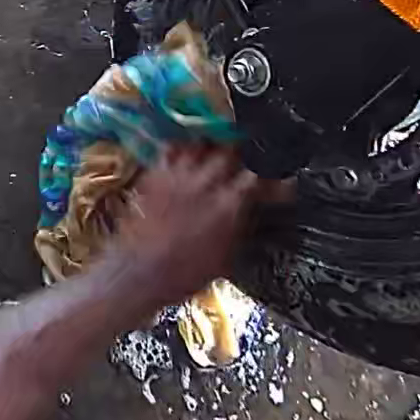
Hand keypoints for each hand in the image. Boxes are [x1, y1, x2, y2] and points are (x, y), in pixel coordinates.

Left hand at [113, 145, 262, 301]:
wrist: (140, 273)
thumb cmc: (185, 274)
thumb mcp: (227, 255)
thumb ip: (243, 224)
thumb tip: (254, 208)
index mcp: (229, 205)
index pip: (259, 178)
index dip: (272, 178)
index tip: (279, 181)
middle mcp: (205, 183)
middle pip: (230, 152)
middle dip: (242, 156)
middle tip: (245, 163)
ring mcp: (178, 175)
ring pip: (201, 146)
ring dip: (212, 149)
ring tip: (215, 155)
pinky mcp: (155, 175)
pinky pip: (171, 150)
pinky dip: (181, 149)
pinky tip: (185, 155)